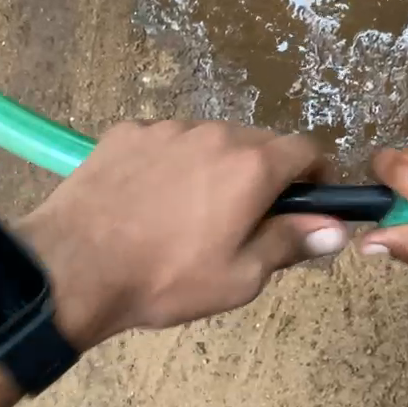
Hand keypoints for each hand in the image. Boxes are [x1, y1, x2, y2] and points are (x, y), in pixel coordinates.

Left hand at [14, 121, 346, 349]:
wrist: (70, 268)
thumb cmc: (166, 279)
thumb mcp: (240, 277)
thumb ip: (292, 243)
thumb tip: (337, 228)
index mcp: (252, 166)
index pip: (307, 149)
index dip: (316, 176)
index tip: (308, 203)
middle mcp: (216, 133)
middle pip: (260, 143)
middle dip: (265, 174)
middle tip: (245, 218)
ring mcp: (168, 128)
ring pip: (212, 140)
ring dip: (218, 166)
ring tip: (190, 211)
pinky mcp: (128, 131)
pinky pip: (168, 141)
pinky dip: (173, 162)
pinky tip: (149, 198)